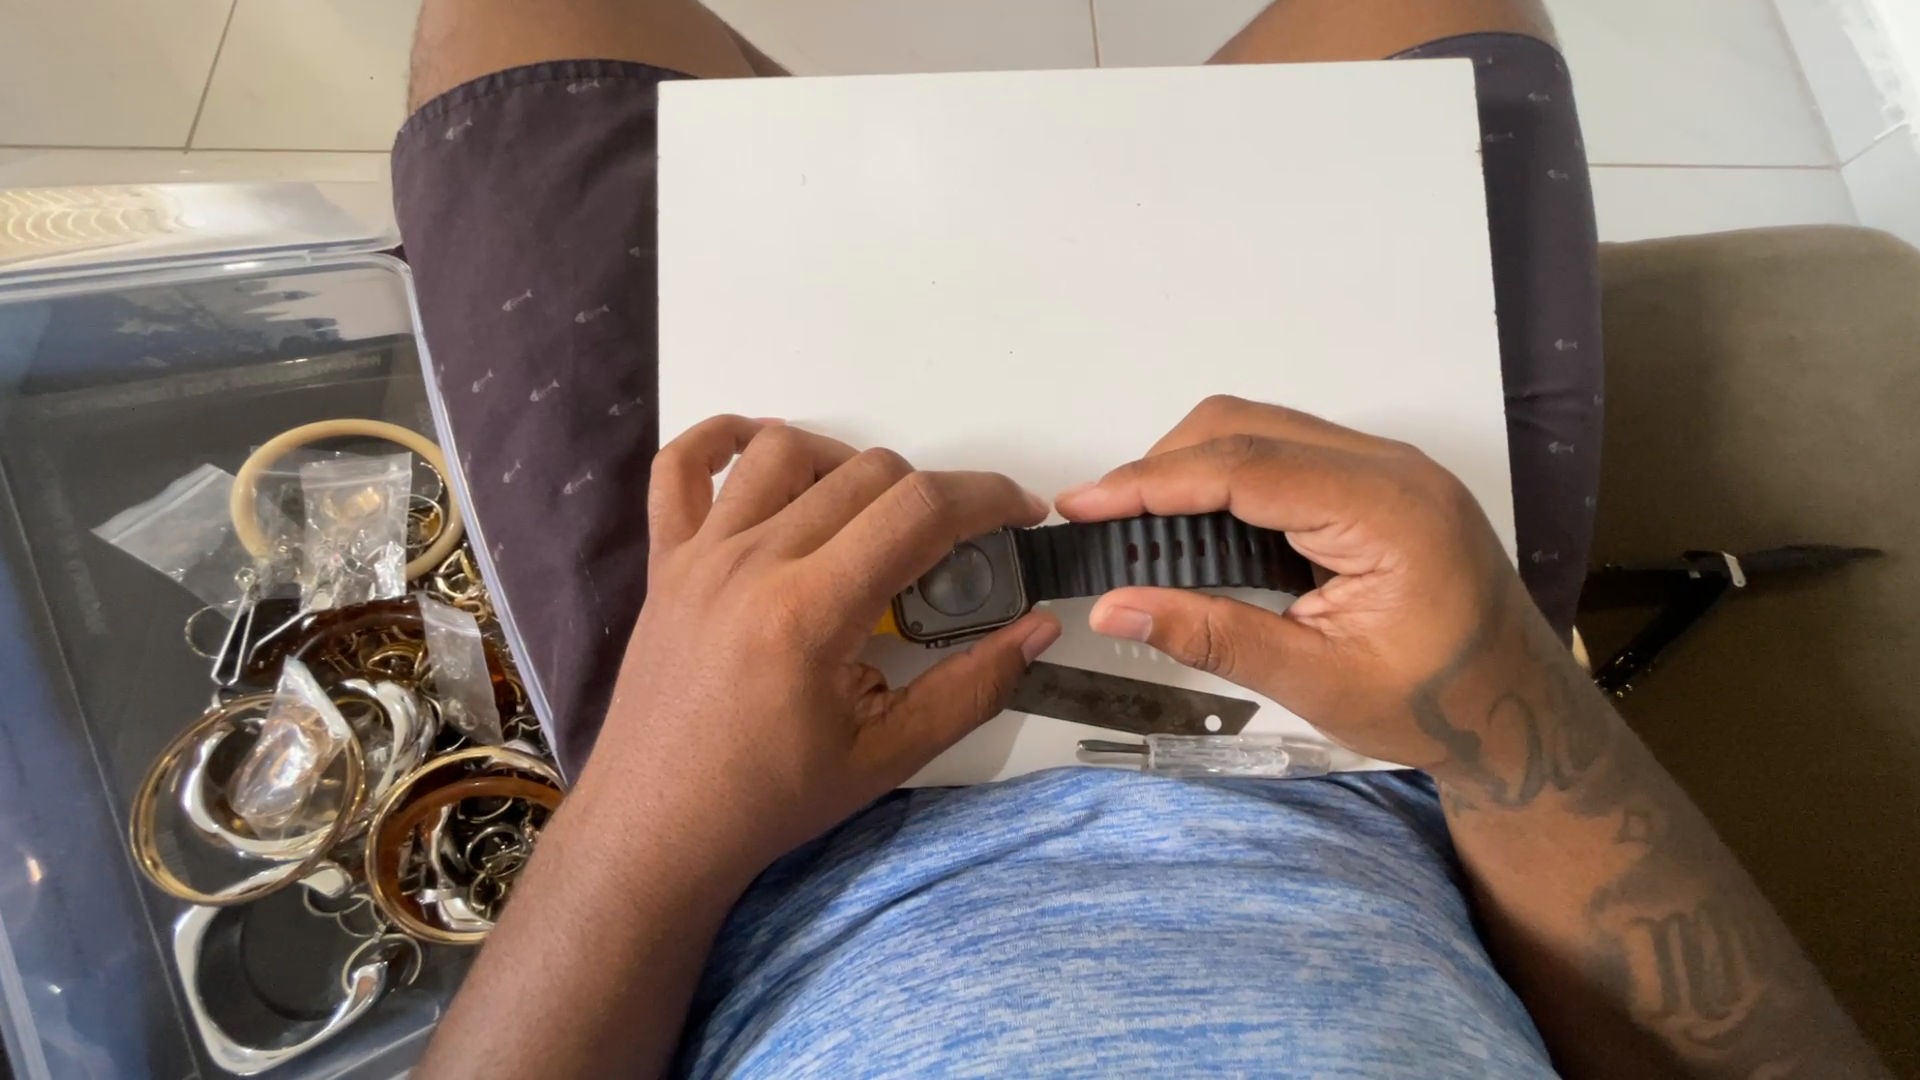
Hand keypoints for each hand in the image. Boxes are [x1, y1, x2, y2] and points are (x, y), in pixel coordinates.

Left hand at [583, 416, 1060, 872]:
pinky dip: (725, 439)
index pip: (919, 511)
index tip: (1021, 513)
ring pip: (784, 450)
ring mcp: (701, 554)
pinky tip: (765, 452)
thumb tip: (1038, 629)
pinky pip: (680, 466)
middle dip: (934, 494)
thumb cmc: (771, 799)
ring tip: (873, 511)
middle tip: (952, 546)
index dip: (988, 498)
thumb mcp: (890, 755)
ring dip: (848, 462)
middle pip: (867, 473)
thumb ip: (974, 687)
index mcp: (811, 611)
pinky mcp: (667, 561)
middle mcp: (753, 562)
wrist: (657, 829)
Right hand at [1055, 395, 1557, 774]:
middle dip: (1161, 466)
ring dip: (1187, 464)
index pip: (1242, 467)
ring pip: (1257, 425)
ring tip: (1138, 519)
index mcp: (1384, 512)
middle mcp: (1387, 467)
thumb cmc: (1433, 707)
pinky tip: (1194, 517)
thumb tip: (1111, 606)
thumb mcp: (1315, 683)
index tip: (1081, 504)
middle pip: (1243, 424)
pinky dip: (1220, 474)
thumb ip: (1211, 635)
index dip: (1150, 481)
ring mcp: (1383, 466)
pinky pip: (1277, 448)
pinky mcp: (1371, 479)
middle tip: (1105, 519)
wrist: (1521, 711)